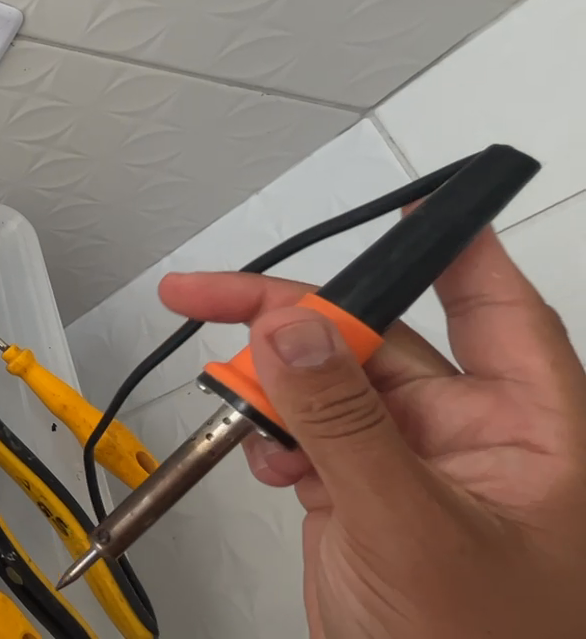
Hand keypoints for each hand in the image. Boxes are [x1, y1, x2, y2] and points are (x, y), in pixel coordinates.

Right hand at [160, 229, 585, 638]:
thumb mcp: (409, 528)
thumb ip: (344, 423)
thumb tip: (288, 327)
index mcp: (526, 435)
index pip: (498, 314)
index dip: (457, 251)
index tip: (409, 202)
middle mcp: (465, 435)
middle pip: (366, 336)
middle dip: (284, 317)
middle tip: (204, 298)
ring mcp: (403, 458)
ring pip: (318, 377)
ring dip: (265, 384)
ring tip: (241, 415)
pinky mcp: (353, 481)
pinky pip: (296, 422)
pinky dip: (265, 429)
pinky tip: (267, 461)